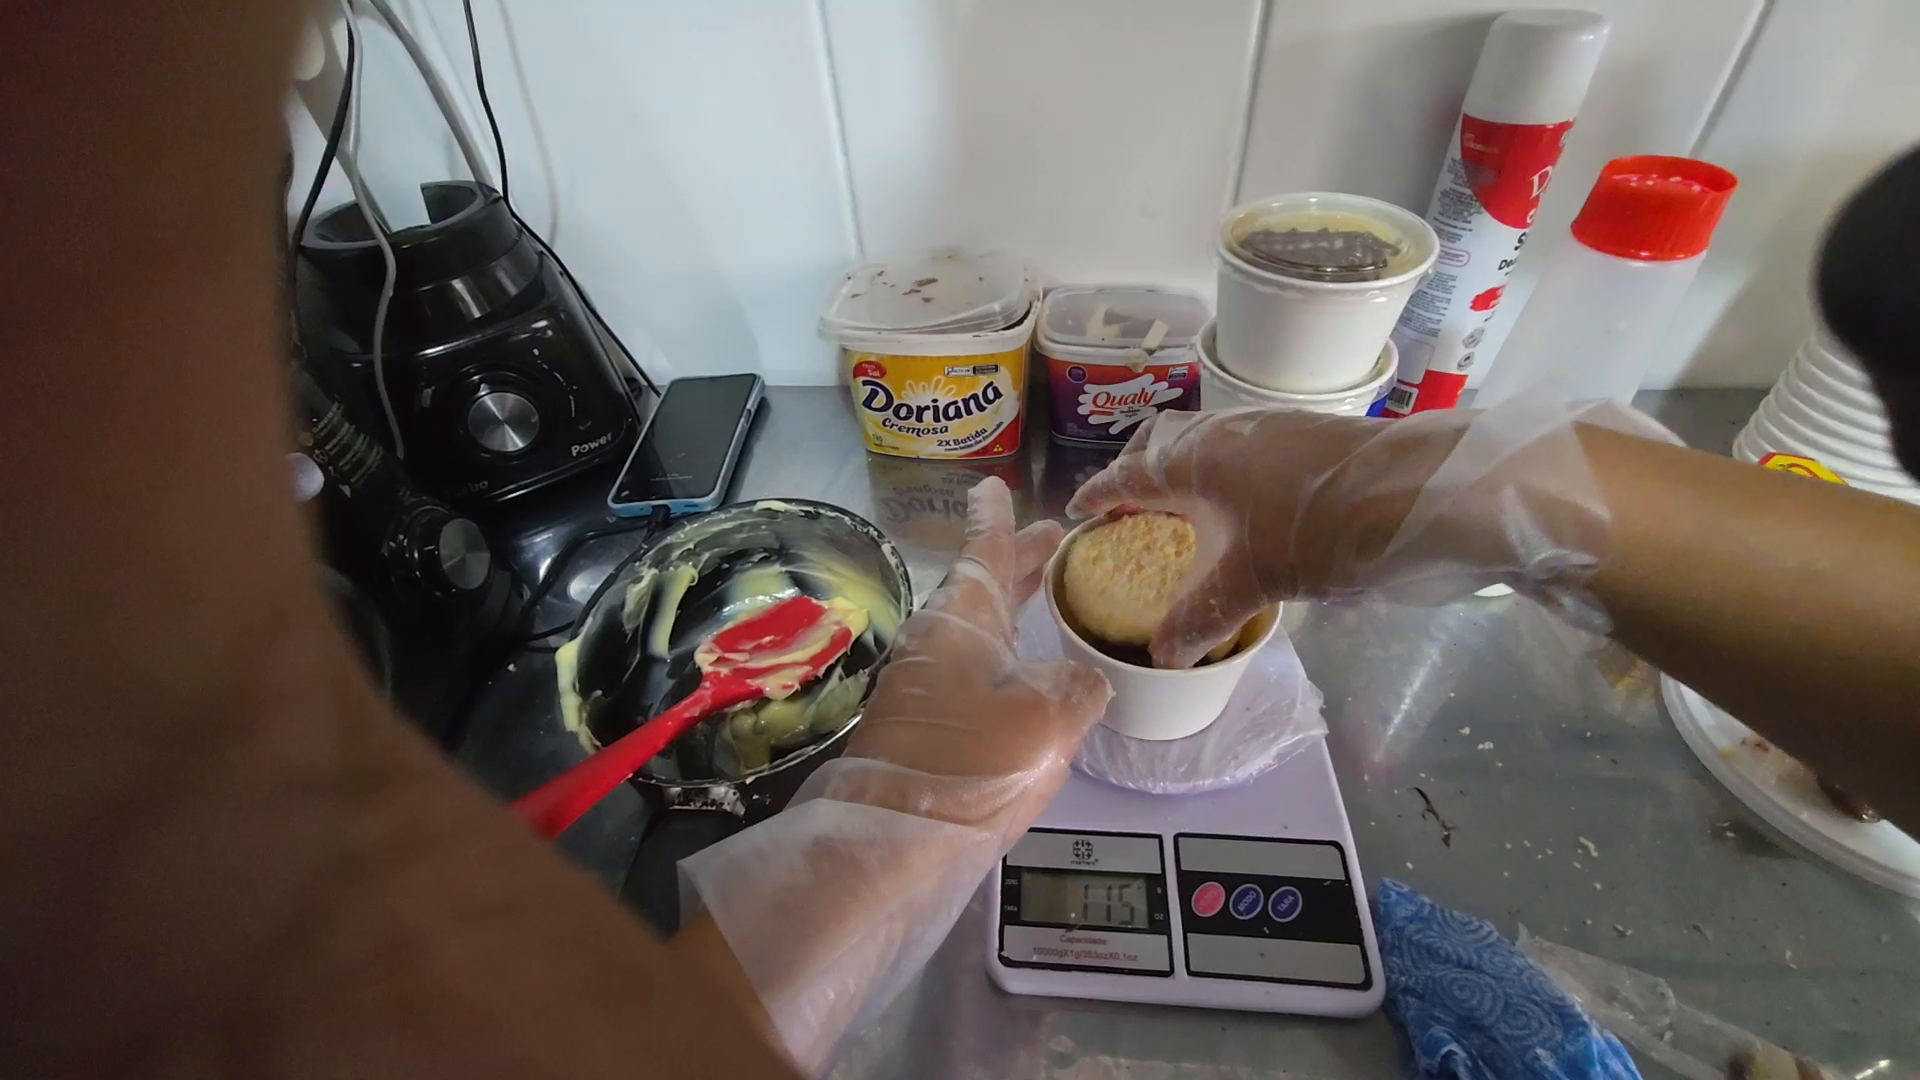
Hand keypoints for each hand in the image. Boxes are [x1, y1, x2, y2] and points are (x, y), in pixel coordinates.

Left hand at [846, 476, 1110, 832]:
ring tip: (1049, 595)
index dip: (995, 518)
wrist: (898, 838)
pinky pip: (977, 667)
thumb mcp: (1049, 714)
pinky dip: (1006, 653)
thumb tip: (1081, 680)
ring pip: (981, 628)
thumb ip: (1079, 685)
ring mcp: (930, 684)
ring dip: (1015, 608)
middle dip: (1020, 561)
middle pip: (984, 587)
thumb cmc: (974, 761)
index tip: (992, 485)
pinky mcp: (931, 724)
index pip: (983, 551)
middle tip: (1052, 538)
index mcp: (961, 620)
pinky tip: (1028, 673)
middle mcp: (939, 642)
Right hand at [1068, 407, 1616, 667]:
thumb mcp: (1254, 581)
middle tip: (1126, 504)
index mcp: (1194, 459)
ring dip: (1178, 465)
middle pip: (1159, 440)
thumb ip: (1201, 616)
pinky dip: (1216, 468)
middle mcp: (1221, 431)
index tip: (1077, 511)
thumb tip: (1162, 658)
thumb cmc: (1322, 529)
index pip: (1128, 473)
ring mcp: (1264, 425)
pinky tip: (1237, 501)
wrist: (1428, 490)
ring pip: (1200, 438)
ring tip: (1177, 504)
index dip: (1099, 494)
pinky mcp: (1300, 433)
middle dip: (1134, 467)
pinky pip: (1234, 444)